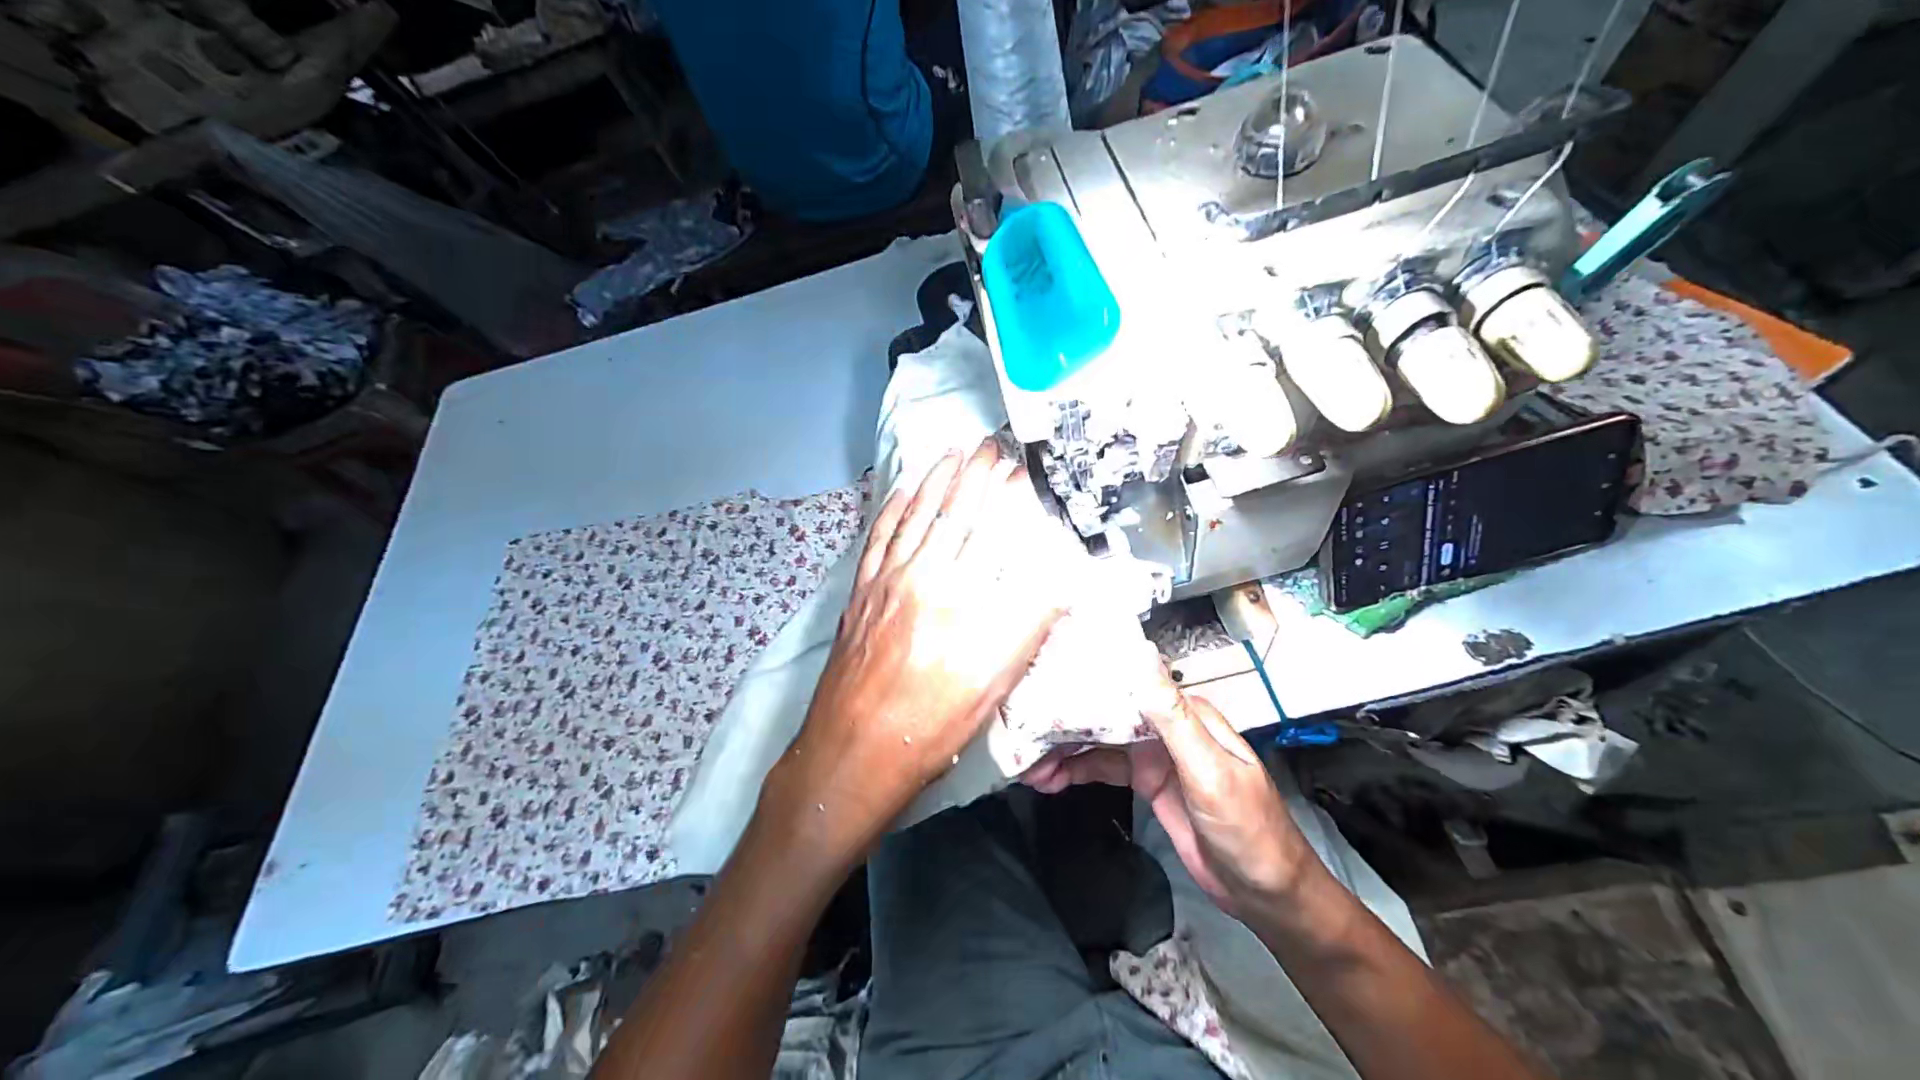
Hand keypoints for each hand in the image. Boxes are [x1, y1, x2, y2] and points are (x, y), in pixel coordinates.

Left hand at [767, 438, 1067, 849]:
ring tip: (953, 453)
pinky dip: (892, 511)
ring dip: (935, 481)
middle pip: (953, 514)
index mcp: (958, 597)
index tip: (1020, 469)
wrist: (854, 749)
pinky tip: (903, 492)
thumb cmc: (932, 723)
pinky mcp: (860, 594)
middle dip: (974, 475)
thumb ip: (1029, 621)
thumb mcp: (995, 681)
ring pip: (914, 518)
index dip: (1006, 495)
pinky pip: (878, 538)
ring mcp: (885, 582)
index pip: (989, 529)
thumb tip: (1062, 576)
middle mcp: (920, 577)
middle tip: (990, 446)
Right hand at [1021, 691, 1315, 919]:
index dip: (1087, 687)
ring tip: (1030, 763)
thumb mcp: (1210, 772)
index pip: (1128, 688)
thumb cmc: (1250, 831)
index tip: (1048, 687)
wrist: (1265, 893)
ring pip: (1100, 742)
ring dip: (1066, 750)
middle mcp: (1167, 729)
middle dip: (1067, 723)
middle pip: (1107, 715)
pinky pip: (1105, 768)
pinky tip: (1053, 776)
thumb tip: (1144, 662)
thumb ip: (1173, 719)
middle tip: (1027, 735)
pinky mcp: (1148, 782)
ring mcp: (1156, 756)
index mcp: (1186, 716)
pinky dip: (1078, 771)